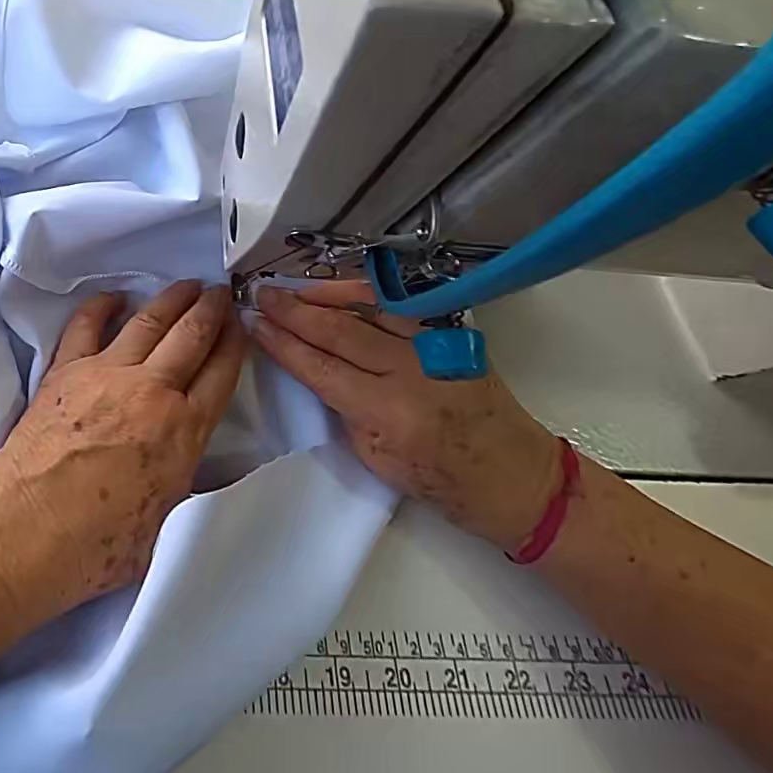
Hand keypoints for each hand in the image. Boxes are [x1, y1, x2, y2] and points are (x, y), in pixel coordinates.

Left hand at [0, 281, 246, 670]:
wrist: (31, 524)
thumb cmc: (98, 542)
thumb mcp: (163, 519)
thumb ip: (174, 479)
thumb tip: (174, 463)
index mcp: (183, 432)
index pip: (221, 376)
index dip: (235, 347)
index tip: (241, 327)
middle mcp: (152, 393)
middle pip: (190, 337)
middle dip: (209, 310)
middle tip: (219, 293)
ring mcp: (107, 375)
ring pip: (147, 324)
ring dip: (170, 300)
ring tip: (186, 286)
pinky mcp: (66, 370)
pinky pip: (87, 326)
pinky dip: (102, 307)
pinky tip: (114, 297)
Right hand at [249, 279, 561, 551]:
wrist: (519, 478)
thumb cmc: (441, 482)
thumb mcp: (374, 457)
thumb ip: (343, 408)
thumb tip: (313, 367)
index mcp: (389, 412)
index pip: (320, 367)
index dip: (282, 343)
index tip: (253, 324)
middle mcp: (413, 371)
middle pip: (340, 329)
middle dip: (294, 311)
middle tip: (262, 296)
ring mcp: (437, 348)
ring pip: (369, 307)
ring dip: (324, 294)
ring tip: (290, 290)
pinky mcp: (452, 337)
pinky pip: (397, 307)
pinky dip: (362, 295)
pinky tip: (336, 290)